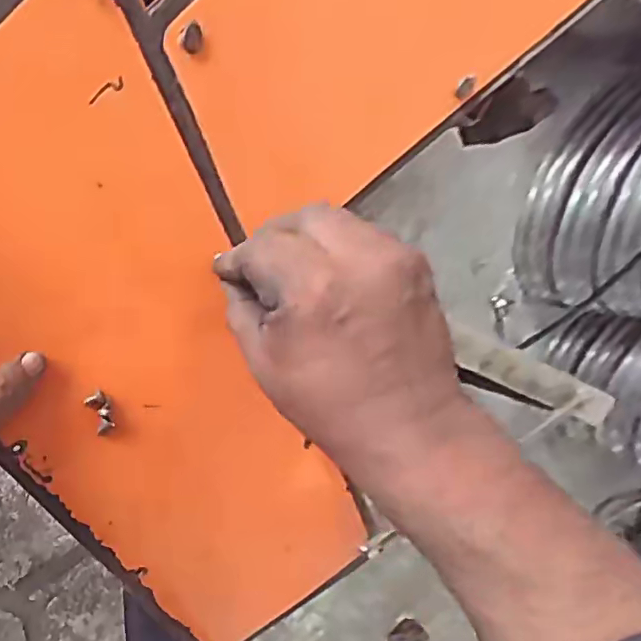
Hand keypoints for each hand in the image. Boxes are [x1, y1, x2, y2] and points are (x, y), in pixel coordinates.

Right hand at [212, 205, 475, 475]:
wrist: (403, 422)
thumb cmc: (322, 403)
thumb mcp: (262, 362)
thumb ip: (242, 312)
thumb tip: (236, 282)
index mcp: (313, 289)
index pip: (263, 246)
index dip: (237, 258)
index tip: (226, 271)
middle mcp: (358, 259)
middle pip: (303, 218)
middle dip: (271, 237)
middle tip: (256, 267)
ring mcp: (393, 256)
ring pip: (336, 219)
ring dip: (304, 239)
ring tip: (291, 273)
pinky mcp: (414, 263)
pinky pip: (362, 236)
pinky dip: (335, 248)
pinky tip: (326, 280)